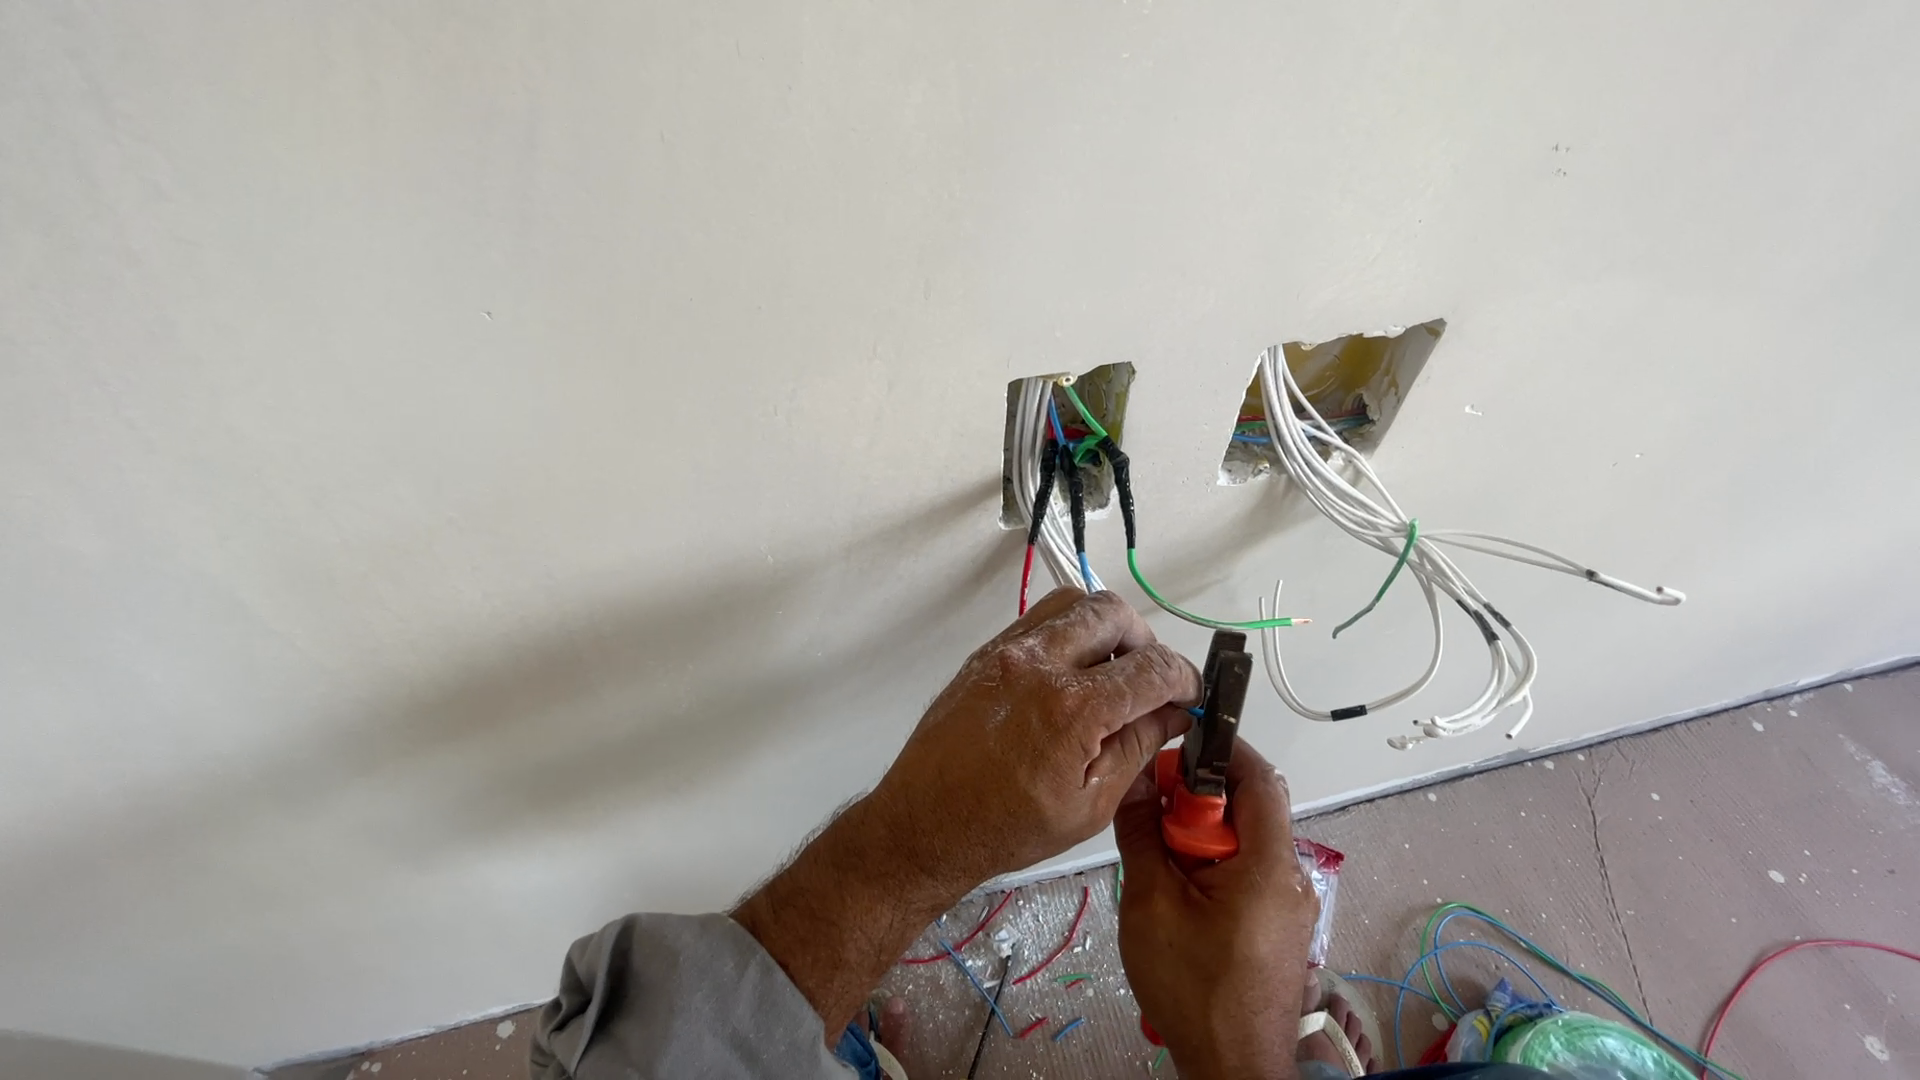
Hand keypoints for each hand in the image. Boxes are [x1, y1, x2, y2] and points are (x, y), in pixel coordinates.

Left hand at [734, 587, 1199, 1036]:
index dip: (1184, 680)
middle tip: (1147, 681)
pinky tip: (1070, 672)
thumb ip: (1138, 747)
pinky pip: (1039, 617)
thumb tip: (1175, 713)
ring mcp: (1006, 651)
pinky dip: (1068, 630)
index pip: (1152, 668)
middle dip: (1145, 642)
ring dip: (1105, 626)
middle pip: (1114, 613)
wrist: (925, 821)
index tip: (1188, 697)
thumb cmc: (1005, 827)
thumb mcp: (1090, 806)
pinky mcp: (986, 652)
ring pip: (1074, 602)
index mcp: (1071, 710)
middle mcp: (1038, 665)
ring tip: (1109, 671)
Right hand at [1114, 739, 1319, 1079]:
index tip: (1178, 744)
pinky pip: (1246, 870)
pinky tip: (1176, 886)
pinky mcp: (1277, 925)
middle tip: (1152, 808)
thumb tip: (1135, 778)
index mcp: (1268, 866)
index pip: (1259, 779)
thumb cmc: (1192, 986)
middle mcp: (1289, 878)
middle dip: (1197, 798)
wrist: (1231, 1069)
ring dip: (1200, 833)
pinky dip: (1211, 862)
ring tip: (1157, 851)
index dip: (1221, 750)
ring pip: (1244, 840)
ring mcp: (1287, 904)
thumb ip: (1141, 832)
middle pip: (1249, 808)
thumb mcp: (1150, 901)